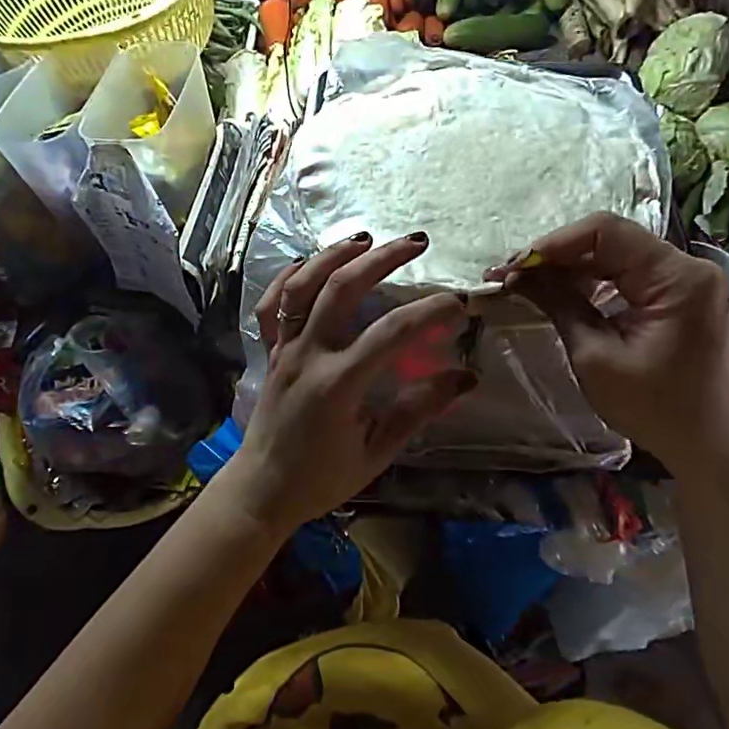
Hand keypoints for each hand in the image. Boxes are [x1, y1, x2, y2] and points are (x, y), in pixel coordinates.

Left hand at [228, 233, 474, 528]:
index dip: (429, 311)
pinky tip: (309, 264)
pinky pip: (271, 306)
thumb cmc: (322, 478)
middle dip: (382, 259)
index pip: (391, 332)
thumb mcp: (377, 451)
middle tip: (416, 243)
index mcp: (338, 384)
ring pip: (301, 287)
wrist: (263, 489)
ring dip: (333, 256)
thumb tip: (465, 377)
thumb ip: (418, 410)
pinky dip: (288, 278)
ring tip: (365, 239)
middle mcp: (307, 356)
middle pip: (342, 289)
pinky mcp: (269, 352)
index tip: (458, 305)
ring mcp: (283, 350)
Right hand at [500, 213, 728, 471]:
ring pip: (617, 257)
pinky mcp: (681, 298)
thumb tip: (517, 276)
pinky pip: (629, 277)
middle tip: (509, 276)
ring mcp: (688, 282)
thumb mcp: (595, 356)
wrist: (708, 444)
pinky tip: (560, 295)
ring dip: (570, 269)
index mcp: (678, 277)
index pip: (607, 232)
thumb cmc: (653, 407)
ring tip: (526, 285)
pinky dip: (592, 283)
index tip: (514, 266)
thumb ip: (559, 305)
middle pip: (611, 241)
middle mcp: (690, 268)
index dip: (554, 243)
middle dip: (556, 256)